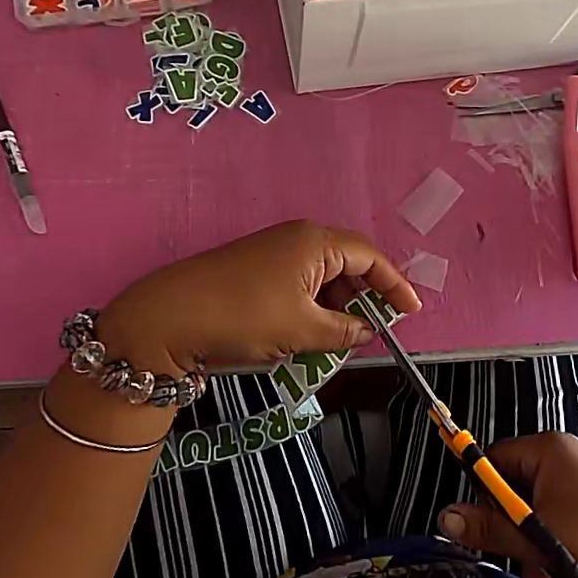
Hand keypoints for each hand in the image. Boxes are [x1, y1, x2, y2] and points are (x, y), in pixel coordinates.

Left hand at [97, 220, 420, 376]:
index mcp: (315, 242)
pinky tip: (309, 334)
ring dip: (337, 307)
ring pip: (323, 278)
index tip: (411, 311)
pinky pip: (300, 285)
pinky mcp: (257, 270)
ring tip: (340, 339)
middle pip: (348, 265)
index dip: (394, 284)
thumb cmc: (243, 316)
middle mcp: (298, 239)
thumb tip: (366, 330)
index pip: (370, 257)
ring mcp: (275, 253)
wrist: (167, 319)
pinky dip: (312, 308)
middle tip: (374, 330)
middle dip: (364, 298)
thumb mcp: (302, 330)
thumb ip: (344, 330)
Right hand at [434, 433, 577, 577]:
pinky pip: (550, 516)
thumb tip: (450, 518)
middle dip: (508, 524)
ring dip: (527, 540)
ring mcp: (577, 480)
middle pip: (509, 484)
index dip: (481, 494)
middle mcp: (563, 458)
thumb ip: (490, 528)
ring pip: (530, 506)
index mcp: (549, 449)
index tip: (472, 521)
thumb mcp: (540, 540)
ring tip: (540, 568)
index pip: (491, 458)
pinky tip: (554, 569)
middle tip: (515, 552)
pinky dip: (546, 542)